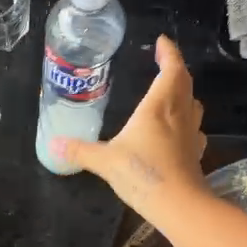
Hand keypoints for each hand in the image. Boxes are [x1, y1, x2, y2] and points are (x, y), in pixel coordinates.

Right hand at [52, 35, 206, 219]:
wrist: (179, 205)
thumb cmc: (143, 173)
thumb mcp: (105, 161)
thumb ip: (79, 151)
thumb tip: (52, 145)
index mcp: (158, 107)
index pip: (171, 70)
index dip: (169, 53)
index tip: (163, 42)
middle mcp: (178, 114)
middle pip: (184, 83)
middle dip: (175, 69)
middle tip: (163, 62)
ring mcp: (190, 134)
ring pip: (193, 104)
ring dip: (183, 93)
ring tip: (170, 93)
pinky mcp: (195, 153)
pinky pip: (194, 129)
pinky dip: (187, 121)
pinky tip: (178, 131)